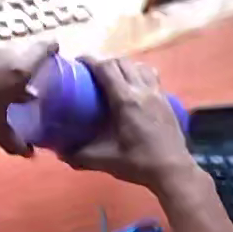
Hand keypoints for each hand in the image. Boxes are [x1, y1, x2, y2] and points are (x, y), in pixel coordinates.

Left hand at [0, 40, 58, 154]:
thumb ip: (13, 139)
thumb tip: (28, 154)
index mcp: (19, 67)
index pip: (43, 48)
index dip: (50, 48)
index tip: (55, 49)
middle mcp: (3, 53)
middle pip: (20, 53)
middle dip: (25, 66)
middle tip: (28, 78)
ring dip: (3, 68)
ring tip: (2, 86)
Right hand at [66, 57, 196, 190]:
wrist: (173, 170)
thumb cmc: (138, 163)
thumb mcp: (104, 160)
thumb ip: (79, 156)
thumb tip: (59, 154)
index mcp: (126, 101)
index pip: (106, 69)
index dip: (91, 61)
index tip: (78, 61)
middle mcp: (142, 91)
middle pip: (122, 62)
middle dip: (105, 62)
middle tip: (92, 72)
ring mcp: (157, 93)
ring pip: (139, 66)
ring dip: (123, 66)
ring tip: (113, 76)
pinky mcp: (166, 100)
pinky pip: (151, 76)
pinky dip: (138, 73)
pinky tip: (133, 87)